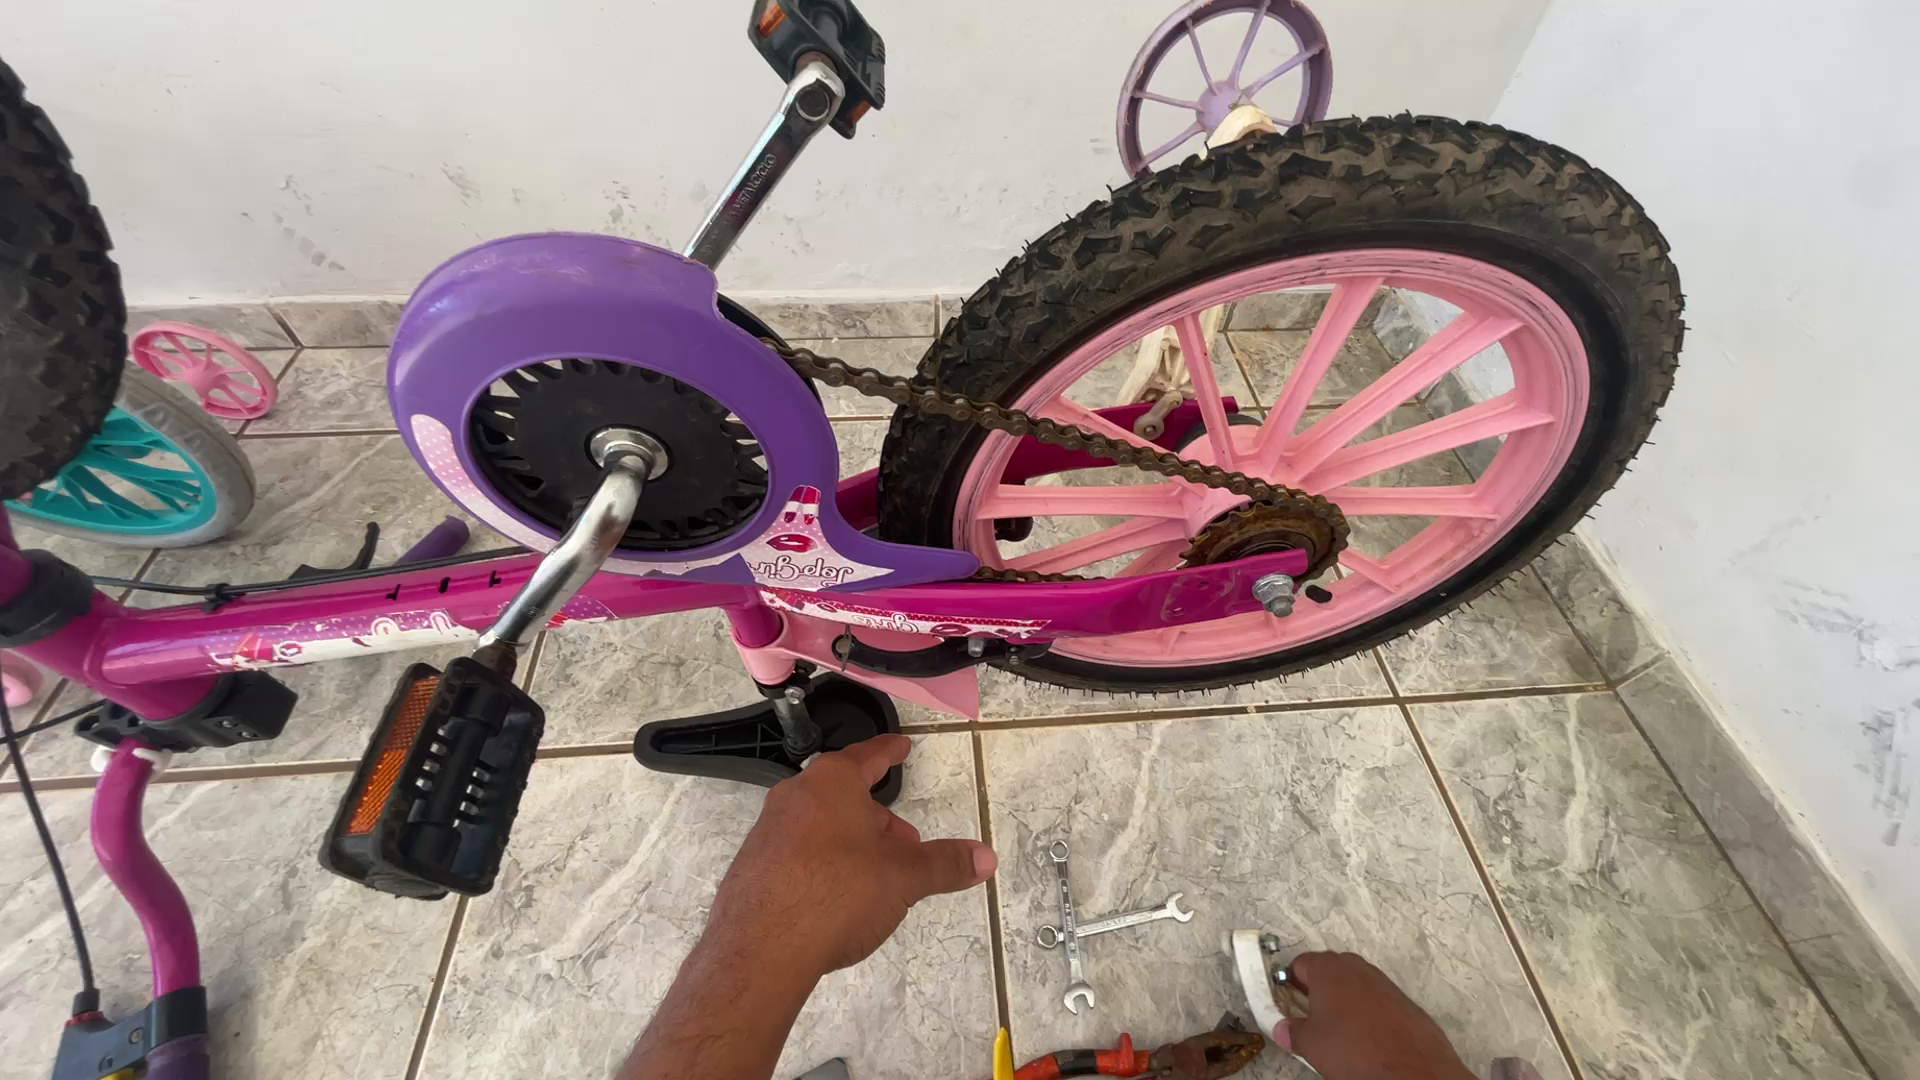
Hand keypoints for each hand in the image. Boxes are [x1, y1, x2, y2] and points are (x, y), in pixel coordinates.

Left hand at [706, 734, 996, 976]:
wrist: (758, 952)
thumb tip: (986, 857)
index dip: (890, 751)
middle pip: (845, 794)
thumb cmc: (836, 894)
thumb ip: (945, 864)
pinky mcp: (752, 865)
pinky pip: (796, 852)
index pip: (870, 755)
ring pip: (821, 824)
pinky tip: (833, 898)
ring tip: (873, 877)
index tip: (901, 745)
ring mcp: (768, 829)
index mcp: (833, 782)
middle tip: (904, 844)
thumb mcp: (903, 878)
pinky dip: (821, 863)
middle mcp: (796, 794)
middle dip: (878, 818)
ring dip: (850, 842)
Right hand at [1274, 951, 1475, 1079]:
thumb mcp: (1313, 1046)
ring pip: (1357, 987)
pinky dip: (1374, 1016)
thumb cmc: (1353, 1052)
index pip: (1299, 964)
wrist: (1416, 1076)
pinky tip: (1375, 1043)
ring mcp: (1385, 984)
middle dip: (1320, 992)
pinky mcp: (1409, 1005)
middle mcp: (1356, 967)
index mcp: (1327, 968)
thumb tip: (1283, 1030)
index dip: (1291, 984)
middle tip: (1316, 1020)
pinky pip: (1381, 1004)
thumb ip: (1293, 1033)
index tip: (1291, 1006)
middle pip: (1329, 972)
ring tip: (1347, 1034)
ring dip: (1348, 1003)